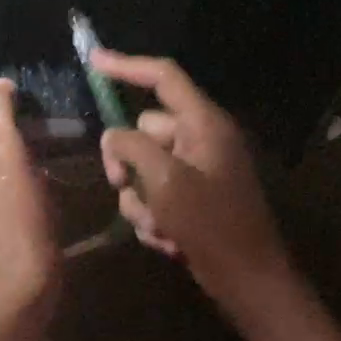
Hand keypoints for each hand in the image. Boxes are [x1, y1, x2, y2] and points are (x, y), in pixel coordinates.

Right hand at [92, 50, 287, 301]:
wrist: (248, 279)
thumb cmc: (210, 224)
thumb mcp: (164, 181)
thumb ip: (131, 147)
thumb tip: (113, 135)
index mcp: (203, 124)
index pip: (163, 77)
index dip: (127, 65)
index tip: (93, 60)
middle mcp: (201, 139)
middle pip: (144, 129)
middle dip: (128, 162)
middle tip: (121, 185)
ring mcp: (198, 170)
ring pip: (144, 167)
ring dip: (140, 199)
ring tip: (157, 225)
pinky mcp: (193, 198)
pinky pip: (155, 193)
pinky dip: (152, 215)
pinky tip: (167, 240)